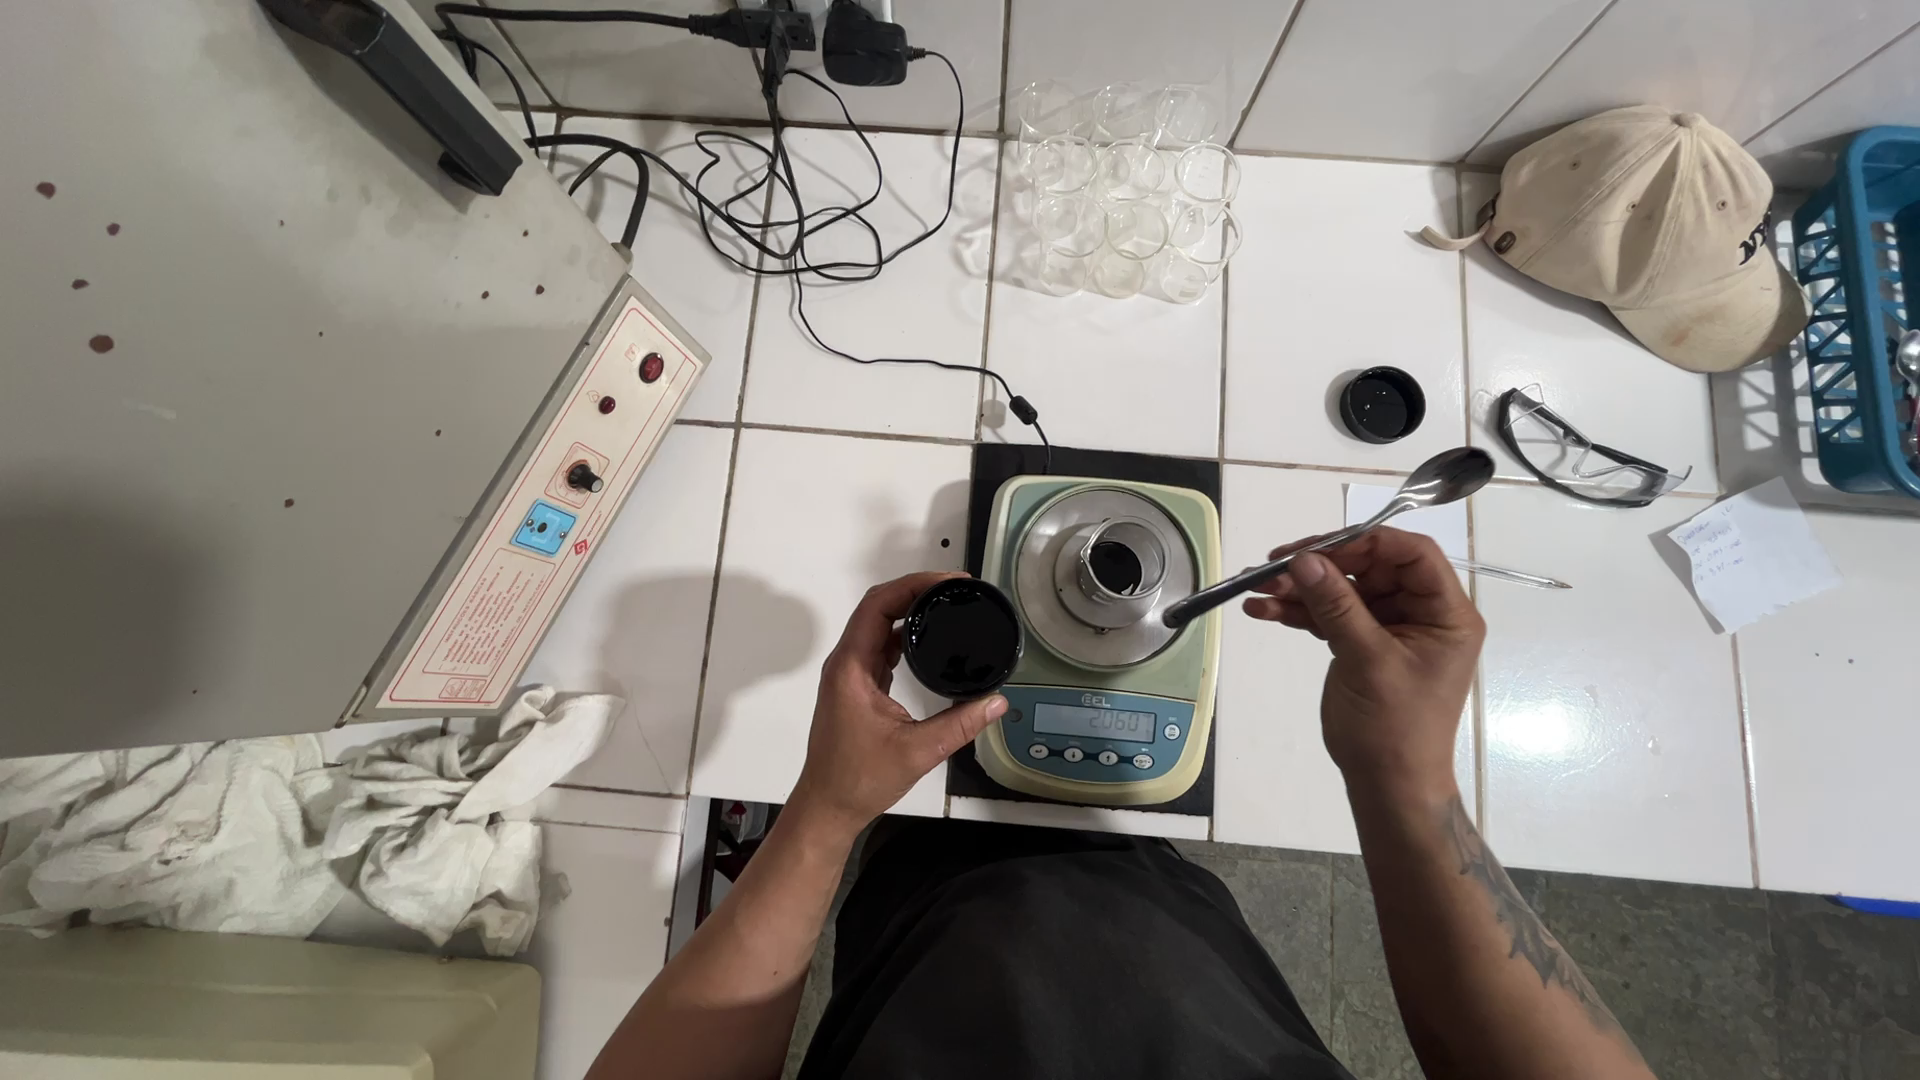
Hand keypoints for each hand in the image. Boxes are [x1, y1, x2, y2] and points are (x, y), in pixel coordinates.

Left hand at [787, 572, 1008, 841]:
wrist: (828, 806)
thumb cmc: (860, 779)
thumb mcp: (917, 751)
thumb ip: (961, 724)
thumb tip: (998, 702)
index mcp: (852, 667)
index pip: (878, 605)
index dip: (913, 585)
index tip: (949, 582)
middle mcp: (847, 662)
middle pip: (879, 607)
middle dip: (917, 590)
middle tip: (957, 588)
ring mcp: (851, 672)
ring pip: (879, 625)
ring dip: (910, 609)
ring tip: (949, 603)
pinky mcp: (859, 685)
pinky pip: (882, 646)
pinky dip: (905, 633)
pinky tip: (932, 637)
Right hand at [1242, 527, 1483, 807]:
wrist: (1385, 781)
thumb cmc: (1394, 725)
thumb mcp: (1367, 660)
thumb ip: (1336, 606)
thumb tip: (1302, 560)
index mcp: (1444, 613)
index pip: (1412, 555)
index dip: (1367, 543)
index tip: (1318, 549)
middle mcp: (1418, 613)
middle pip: (1368, 567)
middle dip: (1320, 566)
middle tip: (1275, 566)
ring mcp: (1386, 627)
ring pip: (1340, 589)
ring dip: (1298, 588)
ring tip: (1257, 588)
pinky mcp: (1357, 642)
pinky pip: (1325, 613)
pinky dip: (1294, 611)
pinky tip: (1260, 610)